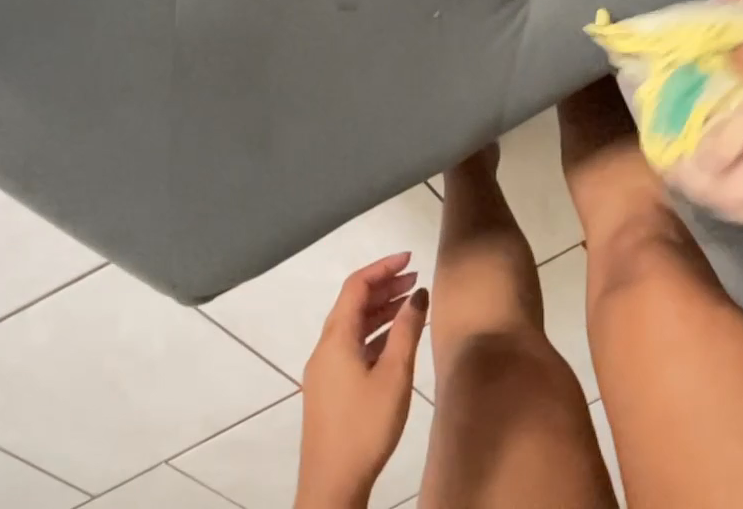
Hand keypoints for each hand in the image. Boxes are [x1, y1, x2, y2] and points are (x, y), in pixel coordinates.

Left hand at [295, 253, 428, 508]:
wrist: (332, 485)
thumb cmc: (365, 425)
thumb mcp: (394, 374)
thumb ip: (406, 330)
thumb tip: (418, 294)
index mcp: (335, 340)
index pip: (356, 287)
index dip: (383, 267)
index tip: (411, 257)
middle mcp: (325, 349)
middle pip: (353, 304)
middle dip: (385, 286)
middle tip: (417, 278)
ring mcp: (326, 370)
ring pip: (353, 326)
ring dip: (381, 309)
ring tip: (413, 302)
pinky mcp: (330, 389)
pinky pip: (353, 345)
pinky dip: (376, 333)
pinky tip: (398, 338)